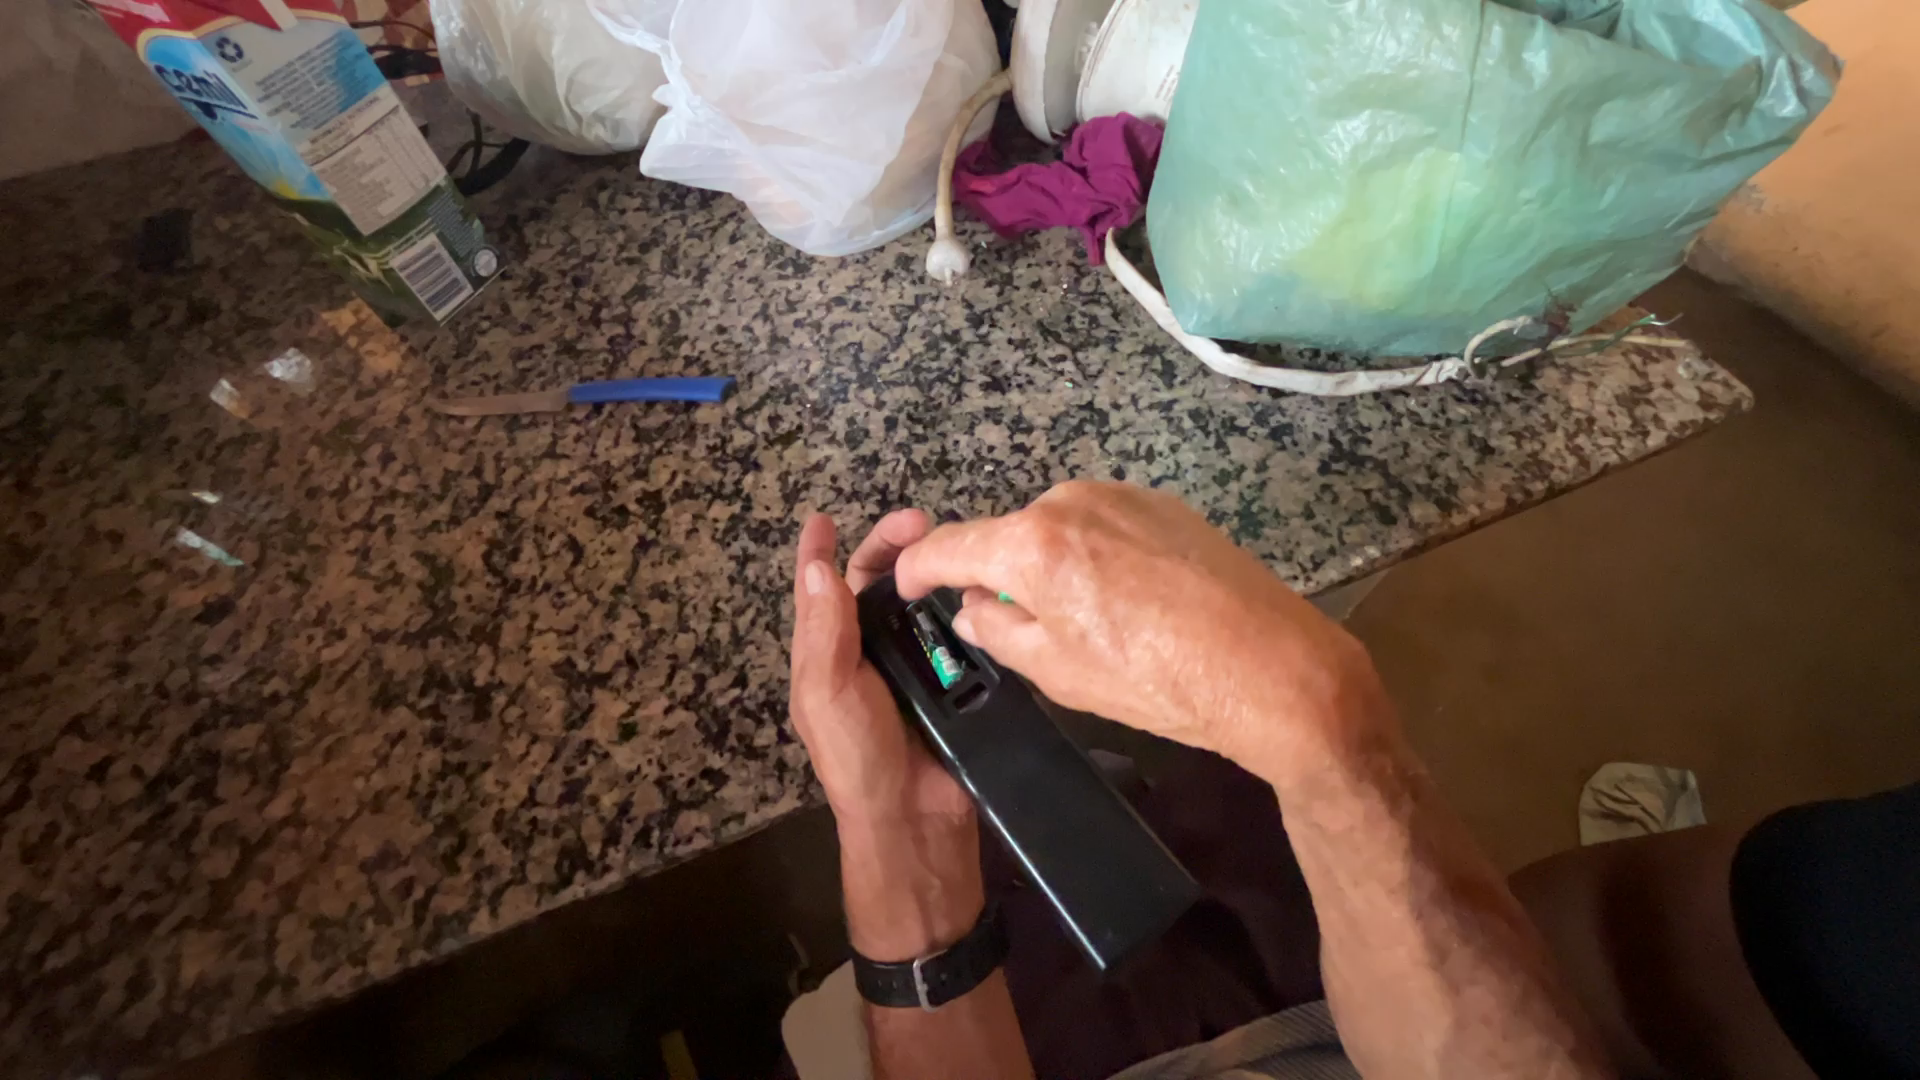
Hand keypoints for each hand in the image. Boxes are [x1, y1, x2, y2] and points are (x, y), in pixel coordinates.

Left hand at [791, 510, 982, 959]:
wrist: (916, 817)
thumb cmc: (858, 756)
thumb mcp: (827, 694)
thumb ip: (824, 633)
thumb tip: (816, 568)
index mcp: (827, 651)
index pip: (820, 590)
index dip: (819, 551)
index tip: (823, 517)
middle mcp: (866, 649)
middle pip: (873, 583)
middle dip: (890, 546)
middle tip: (919, 521)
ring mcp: (911, 662)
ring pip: (915, 601)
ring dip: (927, 568)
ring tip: (949, 545)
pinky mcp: (951, 675)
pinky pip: (953, 630)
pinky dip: (960, 604)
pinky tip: (977, 584)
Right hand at [892, 481, 1390, 774]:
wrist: (1273, 666)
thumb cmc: (1156, 681)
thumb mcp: (1059, 672)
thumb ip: (997, 630)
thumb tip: (971, 607)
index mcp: (1032, 544)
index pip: (947, 546)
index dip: (916, 568)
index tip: (905, 587)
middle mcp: (1068, 501)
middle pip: (1006, 538)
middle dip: (1000, 577)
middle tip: (1024, 629)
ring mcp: (1118, 495)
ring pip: (1054, 531)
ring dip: (1050, 566)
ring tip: (1094, 619)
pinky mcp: (1159, 502)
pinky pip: (1100, 525)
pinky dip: (1093, 555)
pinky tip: (1133, 597)